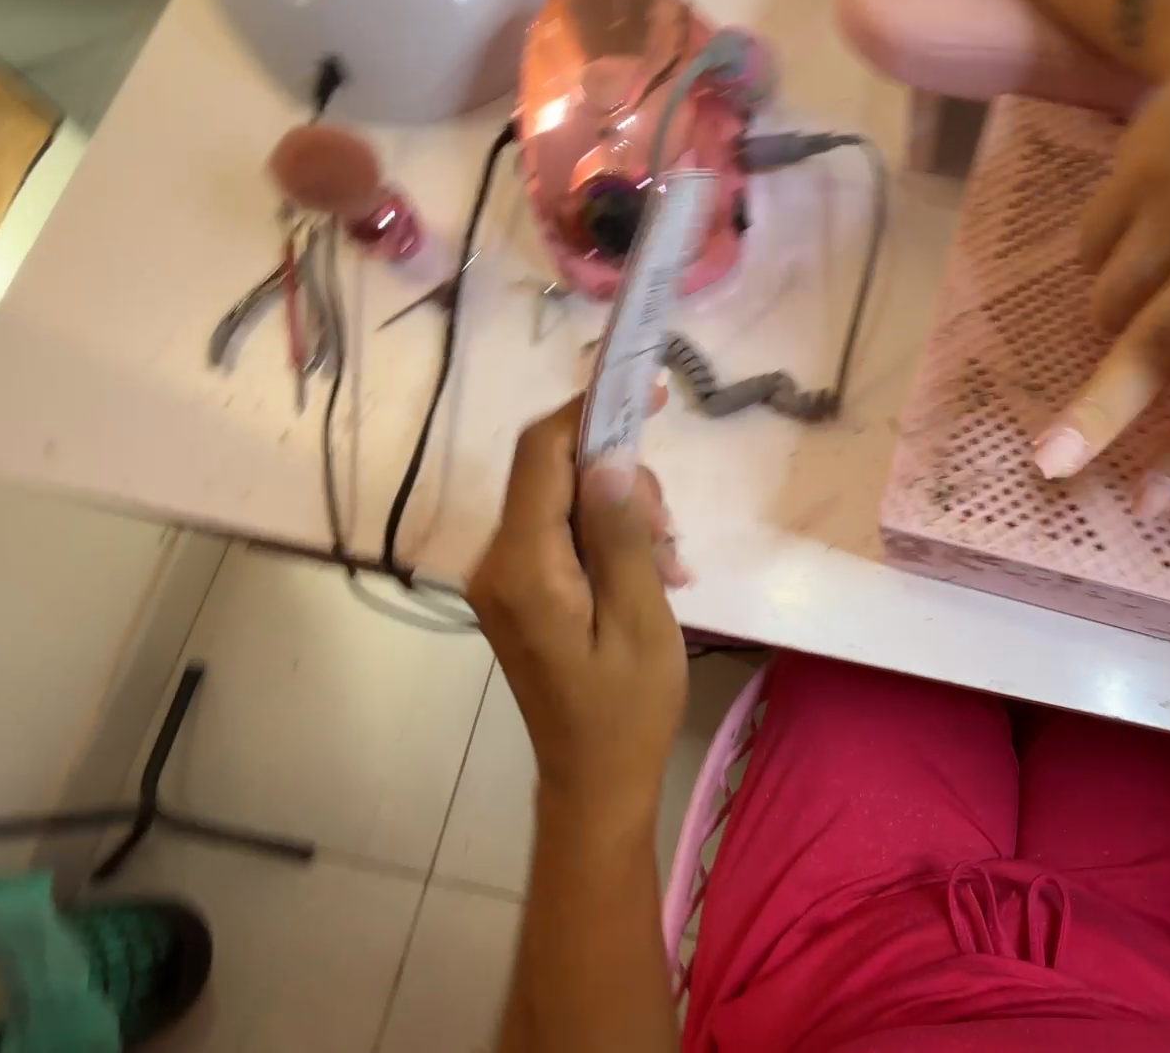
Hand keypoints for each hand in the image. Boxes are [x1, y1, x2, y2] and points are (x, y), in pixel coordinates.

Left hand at [467, 397, 690, 812]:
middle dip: (622, 481)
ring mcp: (507, 577)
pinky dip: (610, 539)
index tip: (648, 391)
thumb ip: (619, 534)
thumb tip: (607, 456)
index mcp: (525, 565)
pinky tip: (650, 573)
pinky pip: (566, 536)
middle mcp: (500, 561)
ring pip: (567, 501)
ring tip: (668, 563)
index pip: (545, 453)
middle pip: (558, 473)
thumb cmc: (628, 708)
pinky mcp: (523, 591)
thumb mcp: (640, 617)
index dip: (592, 410)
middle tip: (669, 532)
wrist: (594, 779)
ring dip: (623, 513)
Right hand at [1034, 0, 1169, 514]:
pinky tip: (1141, 233)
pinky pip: (1088, 256)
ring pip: (1106, 308)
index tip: (1147, 504)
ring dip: (1115, 321)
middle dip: (1099, 410)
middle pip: (1156, 345)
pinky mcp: (1127, 175)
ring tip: (1154, 285)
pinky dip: (1104, 263)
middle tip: (1050, 463)